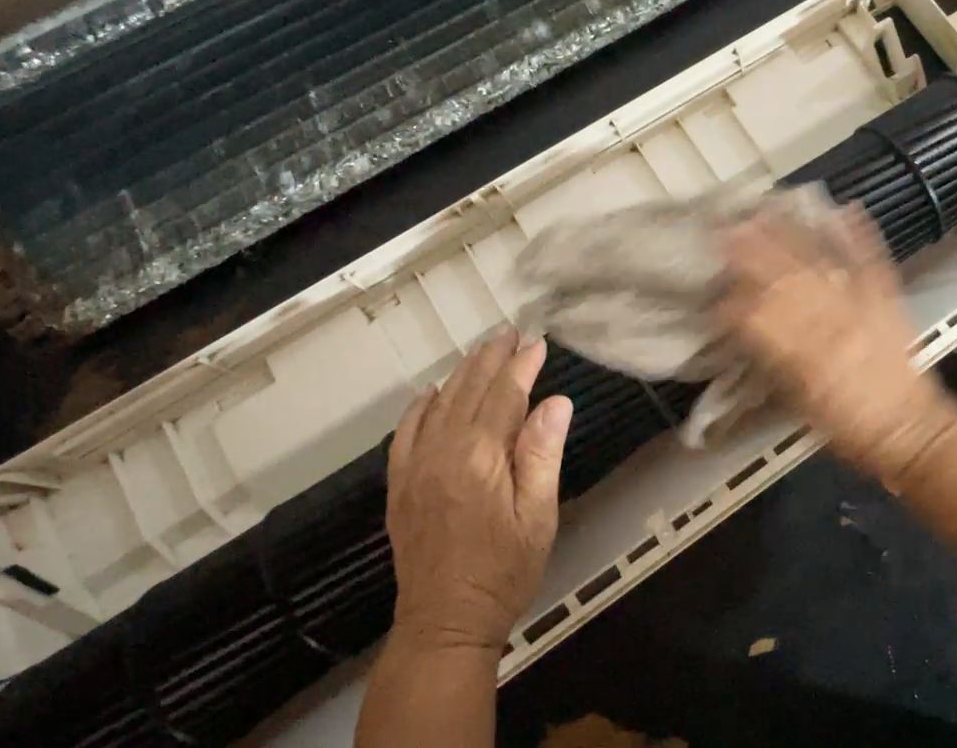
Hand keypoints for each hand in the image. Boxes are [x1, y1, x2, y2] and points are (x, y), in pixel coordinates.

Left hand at [386, 329, 571, 653]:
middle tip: (510, 333)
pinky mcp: (400, 486)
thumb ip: (542, 454)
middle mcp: (441, 453)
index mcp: (480, 458)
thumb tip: (556, 402)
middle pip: (468, 392)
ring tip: (481, 352)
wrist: (444, 622)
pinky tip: (431, 393)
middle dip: (491, 359)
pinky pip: (405, 433)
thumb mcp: (538, 516)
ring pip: (438, 405)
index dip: (522, 366)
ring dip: (461, 374)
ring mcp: (414, 468)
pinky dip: (420, 407)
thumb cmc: (504, 571)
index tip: (538, 343)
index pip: (504, 396)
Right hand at [717, 205, 954, 479]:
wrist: (908, 429)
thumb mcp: (800, 403)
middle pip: (784, 277)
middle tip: (725, 228)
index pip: (759, 315)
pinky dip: (859, 233)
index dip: (733, 300)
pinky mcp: (887, 298)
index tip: (714, 288)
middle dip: (751, 251)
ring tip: (766, 209)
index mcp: (805, 353)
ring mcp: (861, 303)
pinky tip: (845, 208)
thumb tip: (743, 328)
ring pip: (819, 260)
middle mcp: (831, 321)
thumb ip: (772, 362)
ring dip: (790, 233)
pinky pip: (872, 260)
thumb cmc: (849, 427)